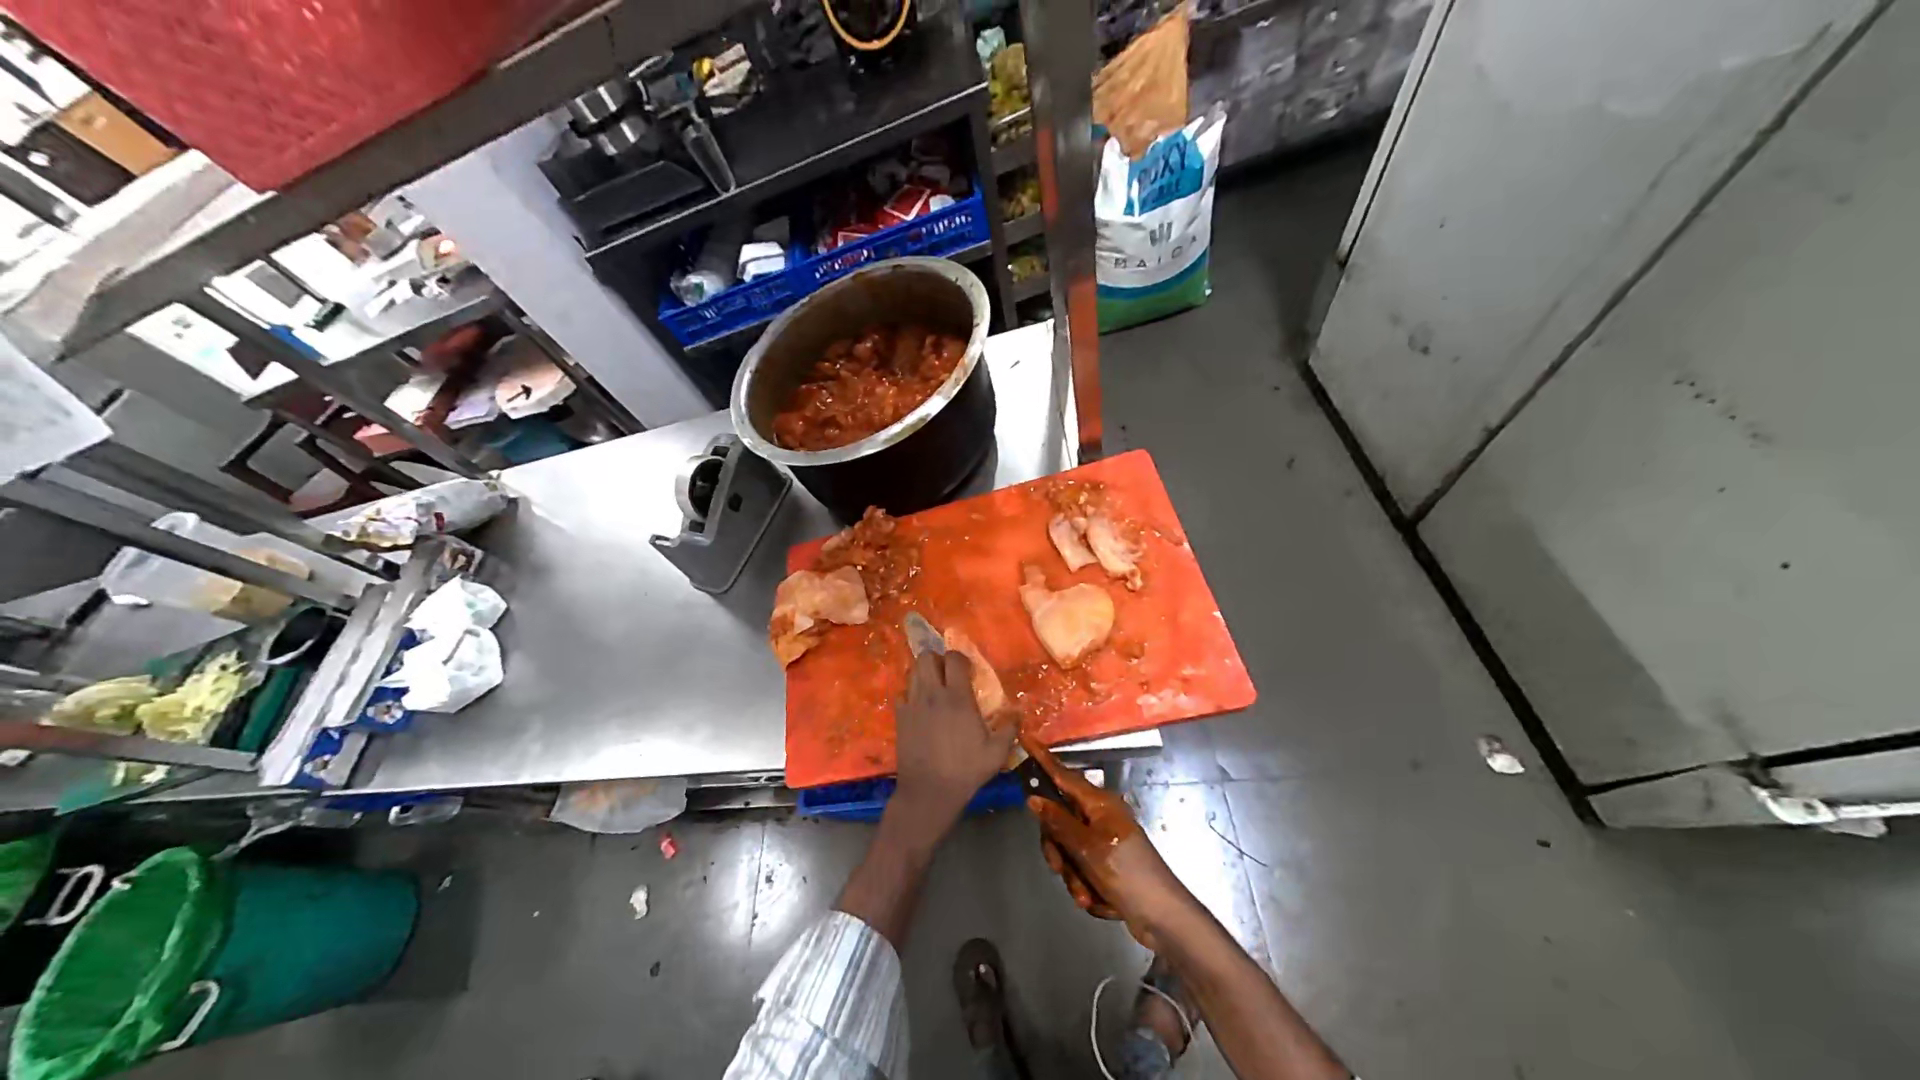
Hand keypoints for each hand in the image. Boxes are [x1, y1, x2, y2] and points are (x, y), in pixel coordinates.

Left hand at [893, 651, 1017, 833]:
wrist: (929, 791)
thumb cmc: (965, 770)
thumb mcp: (997, 753)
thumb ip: (1009, 729)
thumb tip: (1018, 713)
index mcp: (957, 697)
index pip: (954, 659)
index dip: (961, 660)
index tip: (969, 673)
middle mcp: (932, 694)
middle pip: (926, 657)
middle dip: (937, 660)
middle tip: (947, 675)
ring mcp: (912, 704)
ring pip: (912, 671)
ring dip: (923, 673)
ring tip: (934, 687)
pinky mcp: (899, 717)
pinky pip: (902, 693)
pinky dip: (910, 693)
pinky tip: (919, 706)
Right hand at [1022, 732, 1191, 949]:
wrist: (1162, 918)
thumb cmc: (1128, 873)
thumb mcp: (1088, 848)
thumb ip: (1058, 823)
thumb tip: (1033, 798)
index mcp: (1099, 803)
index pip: (1063, 775)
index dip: (1043, 759)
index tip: (1025, 738)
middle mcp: (1099, 816)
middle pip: (1059, 820)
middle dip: (1058, 849)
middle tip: (1060, 868)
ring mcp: (1102, 840)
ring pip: (1067, 848)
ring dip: (1073, 874)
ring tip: (1086, 895)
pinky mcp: (1105, 864)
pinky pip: (1079, 868)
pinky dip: (1084, 885)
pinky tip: (1097, 900)